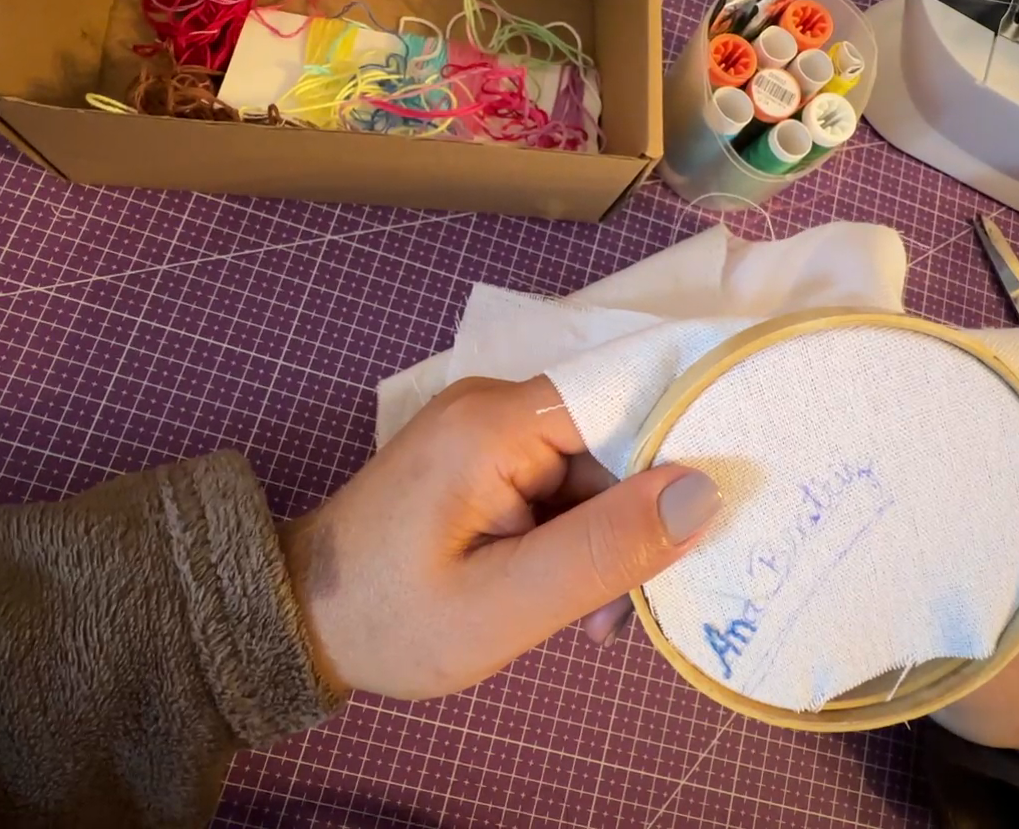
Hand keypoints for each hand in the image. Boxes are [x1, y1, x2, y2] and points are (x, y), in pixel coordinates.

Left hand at [280, 376, 721, 700]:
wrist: (299, 618)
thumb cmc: (392, 618)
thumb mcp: (506, 604)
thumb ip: (605, 549)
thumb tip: (703, 490)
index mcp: (495, 422)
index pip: (620, 399)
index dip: (678, 443)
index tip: (719, 509)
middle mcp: (494, 406)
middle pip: (608, 441)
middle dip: (634, 519)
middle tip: (629, 604)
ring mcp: (487, 430)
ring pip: (588, 469)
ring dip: (604, 538)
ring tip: (592, 615)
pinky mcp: (483, 458)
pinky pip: (556, 483)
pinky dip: (574, 534)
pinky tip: (567, 592)